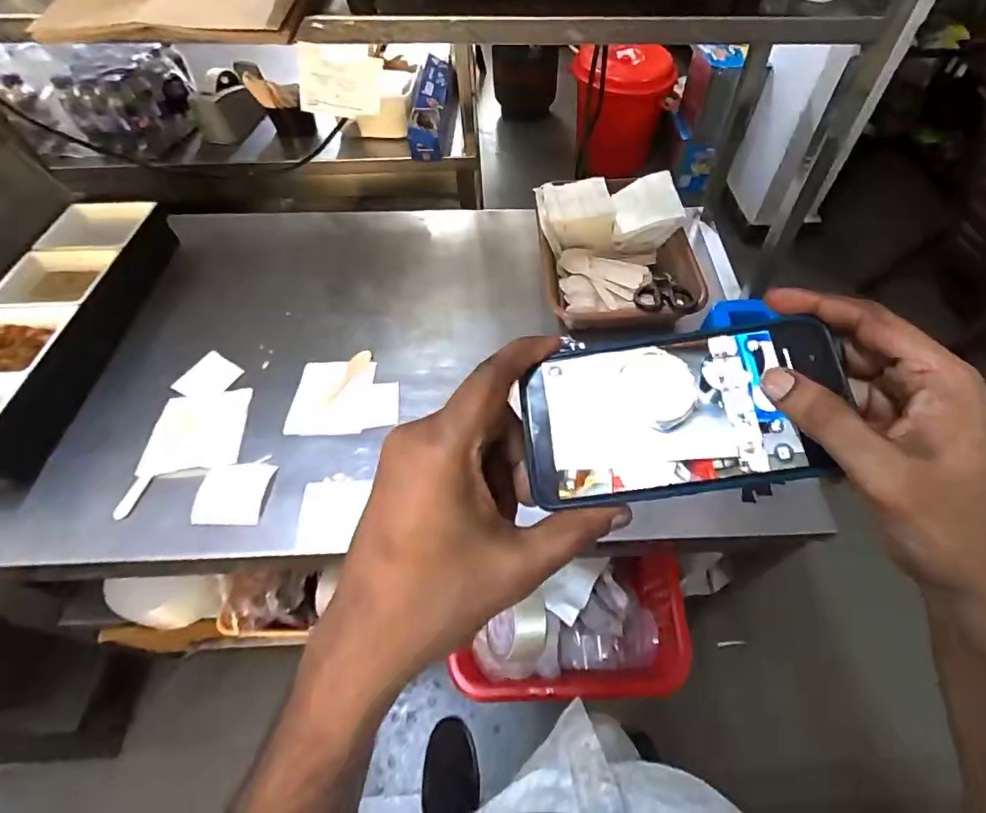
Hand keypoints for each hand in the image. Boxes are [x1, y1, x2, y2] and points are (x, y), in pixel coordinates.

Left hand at [314, 336, 627, 687]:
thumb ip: (574, 528)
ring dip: (498, 466)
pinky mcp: (397, 471)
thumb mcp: (518, 564)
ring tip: (505, 521)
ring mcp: (402, 453)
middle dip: (519, 449)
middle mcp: (417, 436)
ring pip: (471, 434)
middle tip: (531, 500)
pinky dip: (476, 472)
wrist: (366, 640)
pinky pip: (450, 450)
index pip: (490, 378)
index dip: (525, 354)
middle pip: (488, 414)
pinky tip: (482, 520)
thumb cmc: (439, 598)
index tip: (557, 345)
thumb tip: (620, 507)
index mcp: (442, 445)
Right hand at [758, 288, 985, 602]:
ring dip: (812, 382)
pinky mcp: (896, 440)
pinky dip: (821, 413)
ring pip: (852, 381)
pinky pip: (851, 413)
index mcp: (940, 378)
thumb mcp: (881, 470)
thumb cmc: (947, 526)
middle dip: (810, 345)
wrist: (980, 592)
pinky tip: (787, 416)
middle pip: (860, 349)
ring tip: (762, 378)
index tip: (774, 302)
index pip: (875, 324)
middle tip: (759, 343)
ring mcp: (912, 414)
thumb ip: (826, 419)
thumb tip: (771, 377)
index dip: (822, 307)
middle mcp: (927, 386)